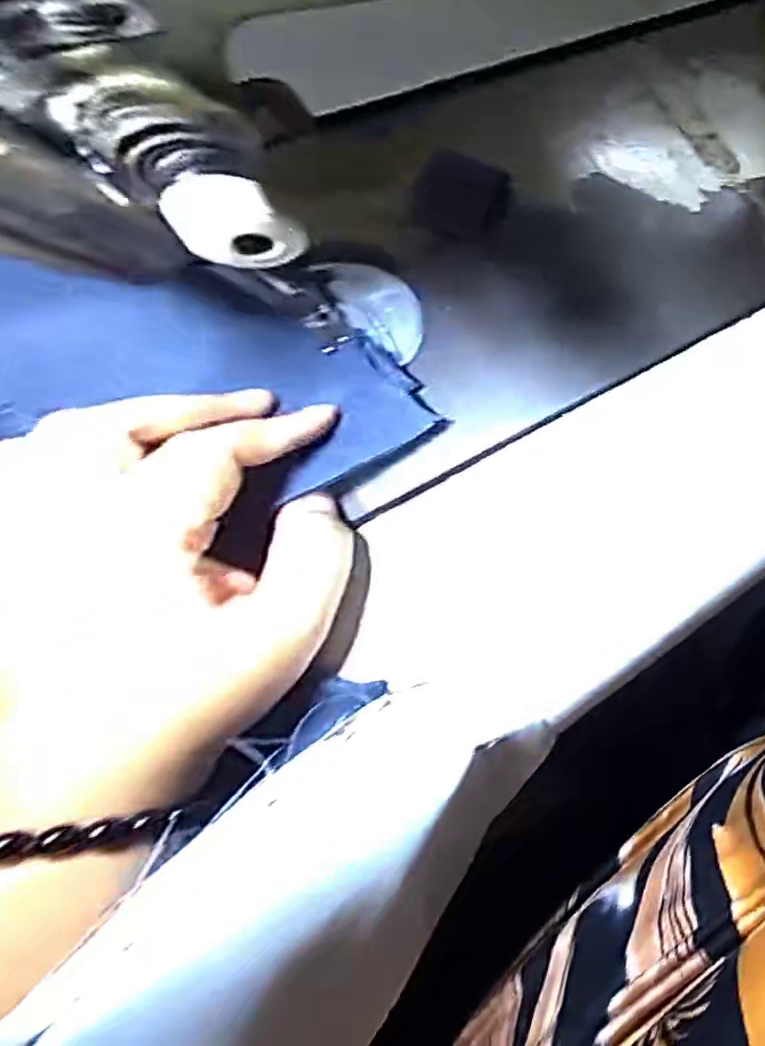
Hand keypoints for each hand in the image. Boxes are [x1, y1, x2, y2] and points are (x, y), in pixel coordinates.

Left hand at [0, 392, 354, 828]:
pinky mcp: (10, 562)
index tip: (324, 420)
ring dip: (126, 421)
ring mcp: (19, 543)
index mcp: (132, 540)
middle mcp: (56, 526)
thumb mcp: (289, 630)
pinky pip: (18, 479)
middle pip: (101, 429)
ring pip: (42, 444)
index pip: (205, 454)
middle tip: (257, 405)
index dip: (272, 430)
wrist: (85, 767)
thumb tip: (312, 502)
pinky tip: (110, 463)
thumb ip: (316, 554)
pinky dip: (66, 452)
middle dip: (189, 407)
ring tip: (188, 422)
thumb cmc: (197, 695)